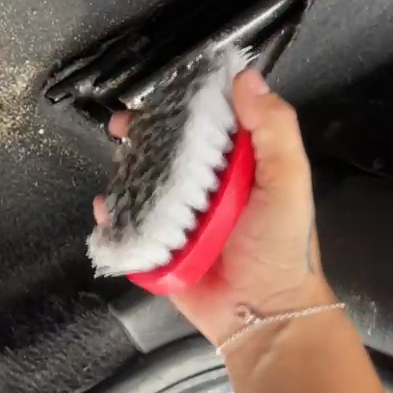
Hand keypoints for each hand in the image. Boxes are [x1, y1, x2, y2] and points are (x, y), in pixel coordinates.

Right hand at [95, 69, 335, 344]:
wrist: (261, 313)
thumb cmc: (281, 249)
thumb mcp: (288, 181)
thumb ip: (273, 130)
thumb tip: (247, 79)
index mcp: (234, 169)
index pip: (204, 127)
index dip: (180, 108)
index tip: (161, 95)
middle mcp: (201, 190)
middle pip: (162, 153)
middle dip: (138, 136)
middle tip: (120, 126)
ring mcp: (176, 218)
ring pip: (139, 185)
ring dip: (121, 172)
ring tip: (113, 164)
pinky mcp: (156, 245)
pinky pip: (125, 225)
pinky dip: (109, 215)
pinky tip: (105, 207)